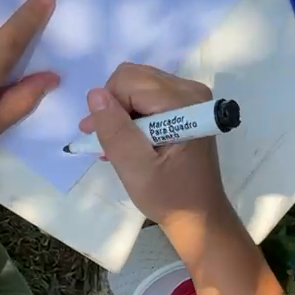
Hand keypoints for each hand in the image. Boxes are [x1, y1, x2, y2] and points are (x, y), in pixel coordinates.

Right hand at [80, 63, 237, 247]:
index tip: (101, 138)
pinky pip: (149, 97)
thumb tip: (95, 95)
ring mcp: (191, 97)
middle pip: (133, 78)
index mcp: (182, 102)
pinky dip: (134, 118)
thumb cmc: (169, 196)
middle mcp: (191, 90)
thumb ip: (115, 130)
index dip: (109, 107)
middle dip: (114, 108)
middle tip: (106, 143)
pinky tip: (130, 143)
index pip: (127, 81)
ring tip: (117, 147)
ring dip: (122, 114)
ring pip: (138, 87)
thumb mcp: (135, 168)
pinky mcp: (187, 107)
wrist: (199, 216)